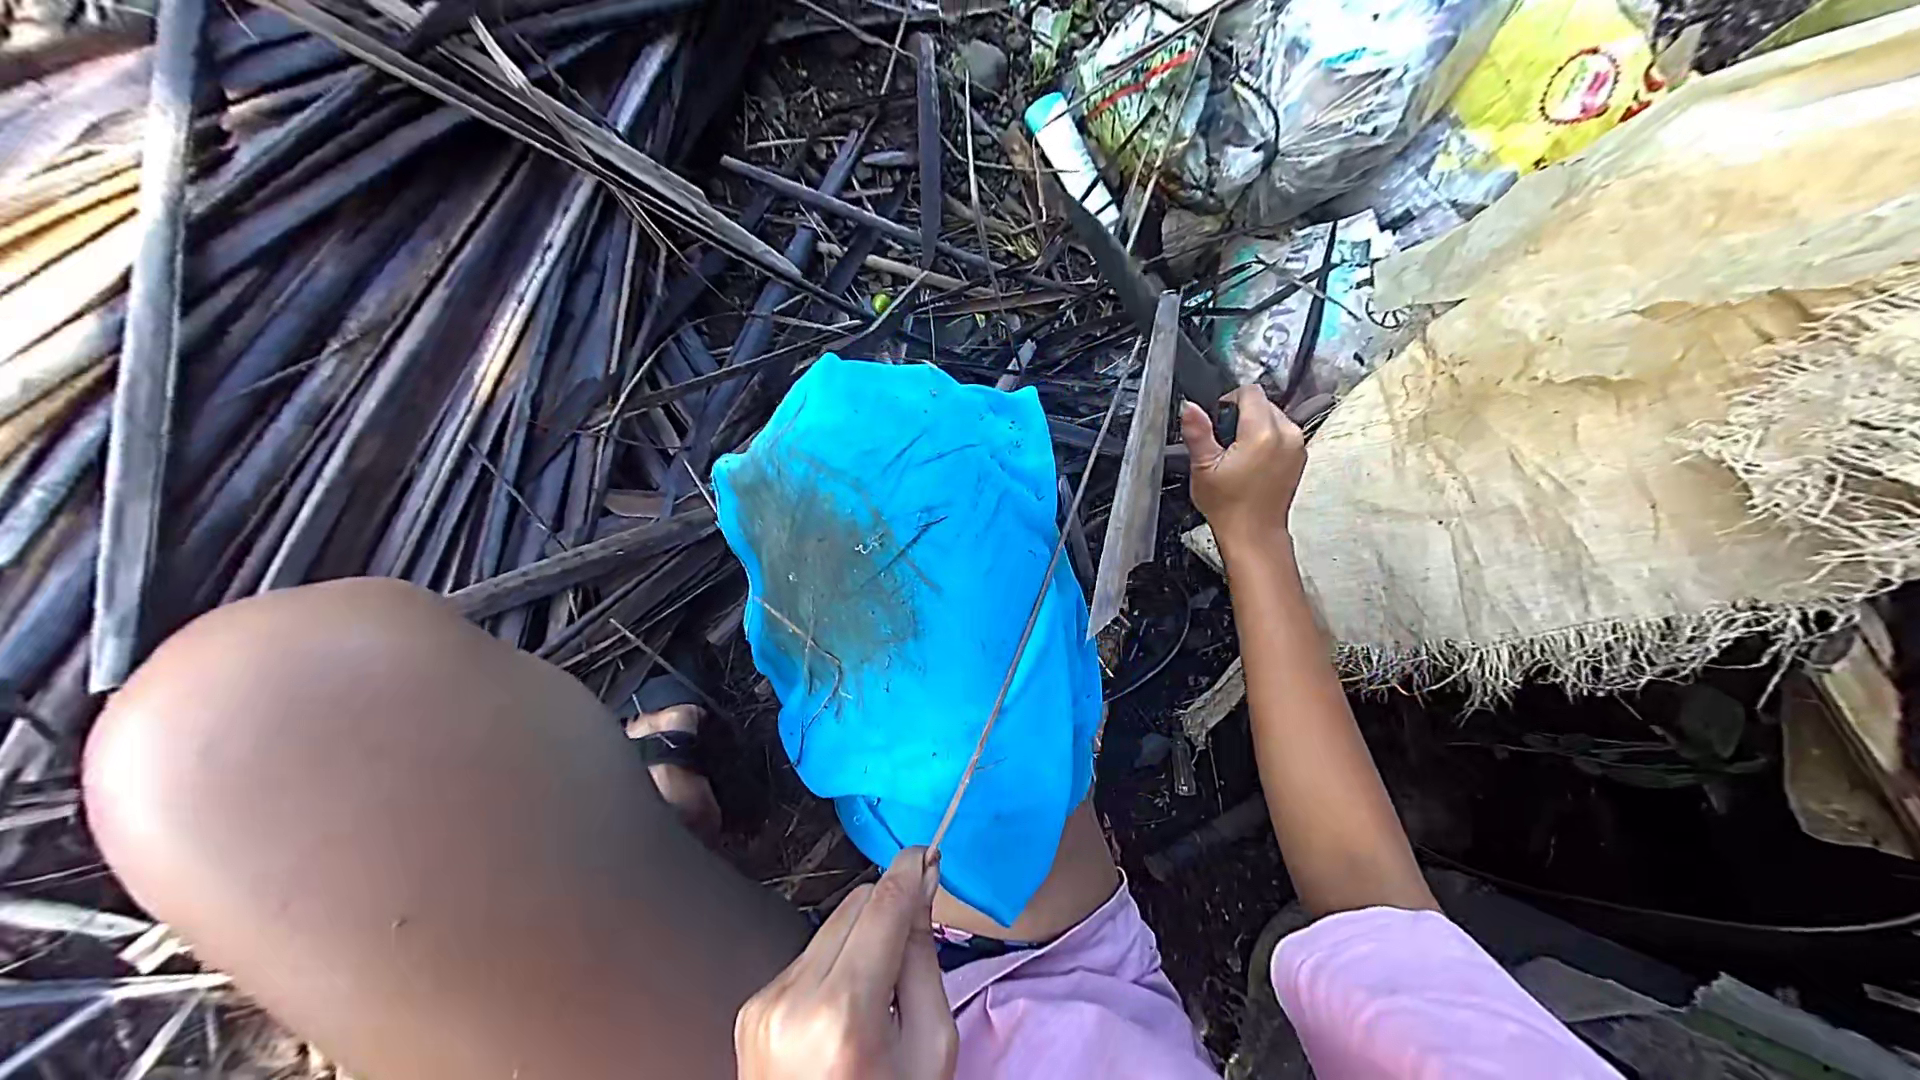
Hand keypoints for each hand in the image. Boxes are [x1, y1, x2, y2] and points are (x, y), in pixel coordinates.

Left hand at [736, 848, 957, 1079]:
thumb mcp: (930, 1046)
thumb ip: (923, 958)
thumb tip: (921, 886)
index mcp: (844, 1015)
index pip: (883, 905)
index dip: (910, 871)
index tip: (928, 854)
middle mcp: (793, 1001)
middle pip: (855, 903)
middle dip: (889, 907)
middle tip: (911, 939)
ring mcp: (764, 1005)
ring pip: (830, 923)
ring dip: (860, 935)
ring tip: (874, 990)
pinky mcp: (751, 1008)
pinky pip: (807, 954)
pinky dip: (833, 963)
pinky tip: (842, 1008)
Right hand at [1180, 385, 1306, 555]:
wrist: (1253, 532)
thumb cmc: (1228, 505)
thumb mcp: (1203, 467)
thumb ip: (1197, 432)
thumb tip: (1189, 407)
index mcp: (1262, 434)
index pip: (1250, 392)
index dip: (1229, 401)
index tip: (1218, 421)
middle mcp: (1286, 434)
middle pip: (1263, 403)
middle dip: (1242, 414)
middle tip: (1224, 443)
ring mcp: (1297, 445)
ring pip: (1273, 416)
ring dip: (1255, 425)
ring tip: (1238, 453)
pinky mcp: (1300, 456)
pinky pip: (1283, 433)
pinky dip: (1267, 439)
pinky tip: (1251, 461)